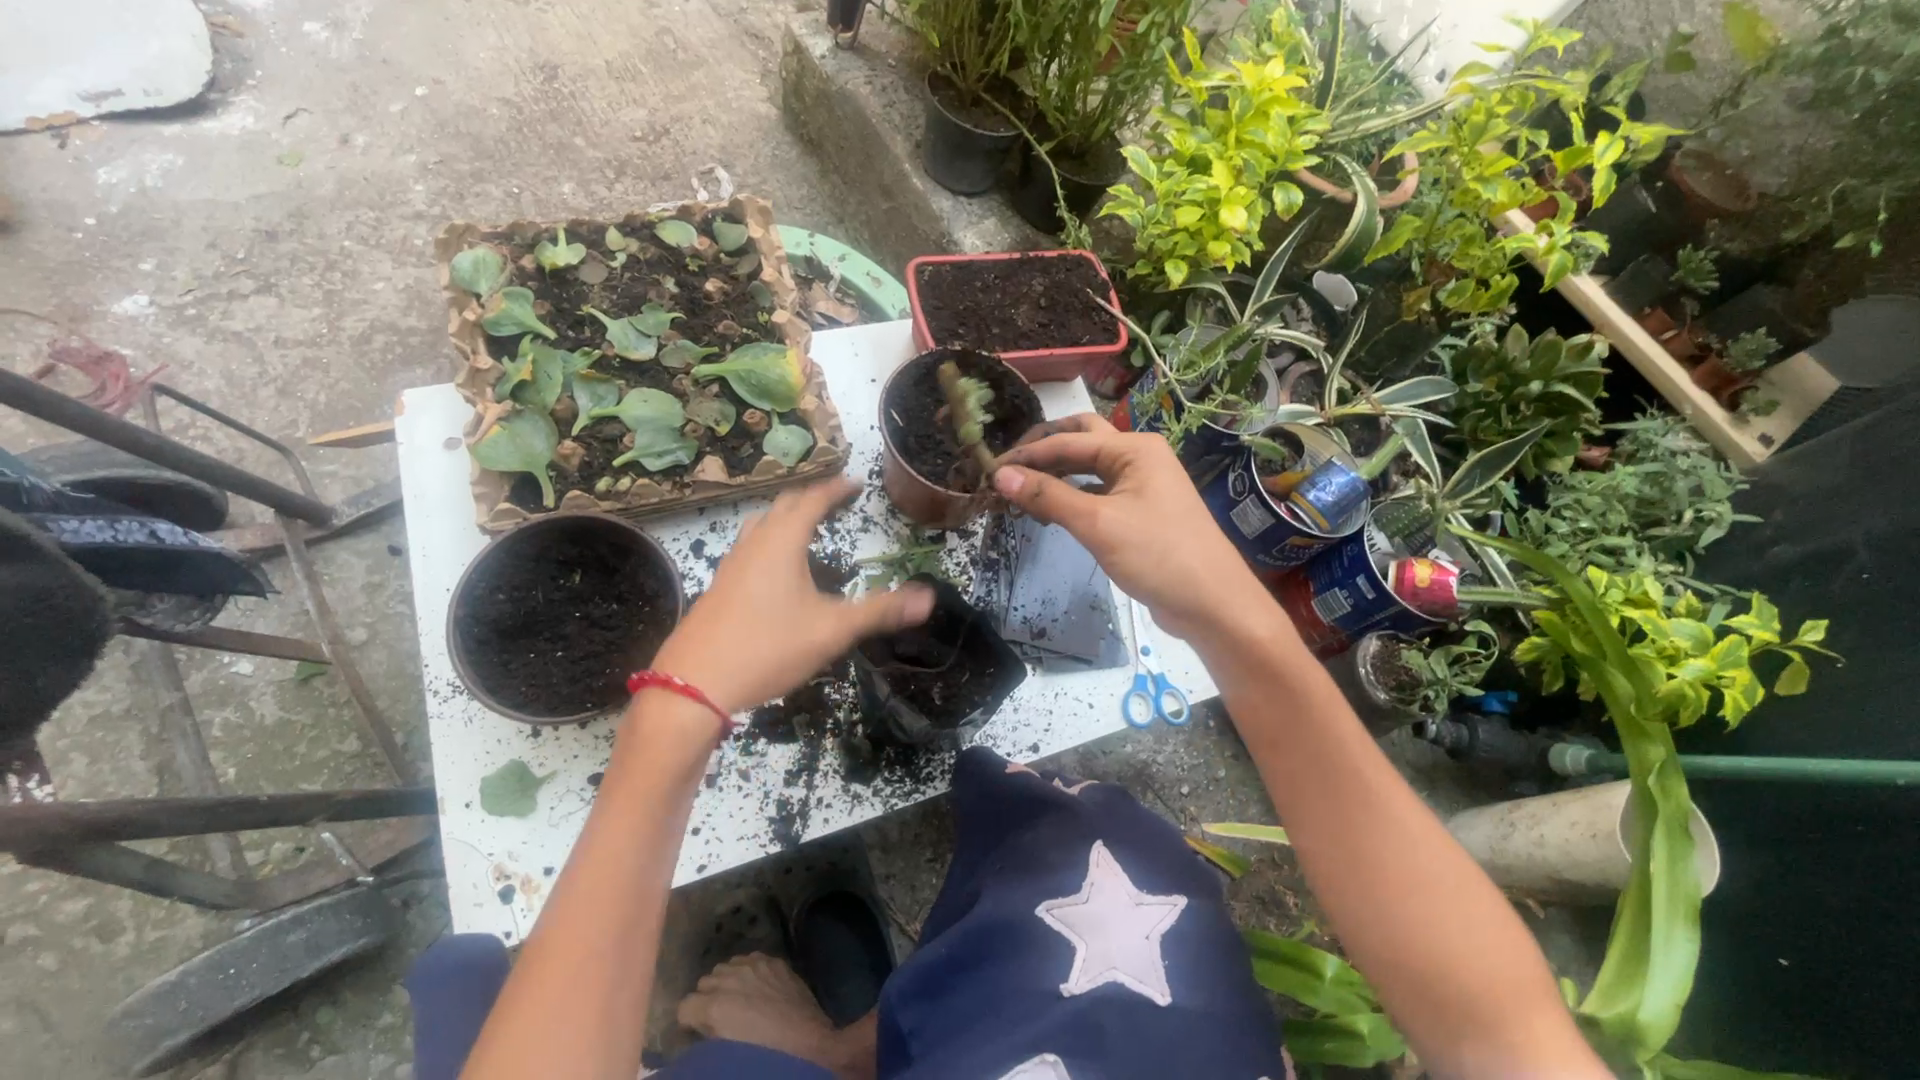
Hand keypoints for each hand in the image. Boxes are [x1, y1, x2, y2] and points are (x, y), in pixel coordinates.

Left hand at [650, 478, 933, 715]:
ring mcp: (731, 565)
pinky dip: (770, 543)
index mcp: (782, 542)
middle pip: (783, 506)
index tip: (855, 482)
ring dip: (785, 518)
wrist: (694, 684)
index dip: (836, 489)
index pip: (812, 500)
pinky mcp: (719, 588)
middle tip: (835, 500)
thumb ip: (880, 611)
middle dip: (811, 498)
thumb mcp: (832, 630)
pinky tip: (777, 573)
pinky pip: (749, 549)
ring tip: (806, 527)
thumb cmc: (768, 648)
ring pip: (760, 526)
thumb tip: (929, 598)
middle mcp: (754, 544)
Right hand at [992, 413, 1277, 644]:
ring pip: (1089, 468)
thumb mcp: (1097, 525)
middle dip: (1043, 449)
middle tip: (1007, 466)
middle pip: (1081, 440)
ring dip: (1056, 474)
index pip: (1067, 441)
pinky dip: (1071, 496)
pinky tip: (1049, 512)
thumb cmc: (1157, 556)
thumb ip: (1048, 497)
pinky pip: (1098, 492)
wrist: (1212, 602)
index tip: (987, 469)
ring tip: (1019, 489)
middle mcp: (1139, 457)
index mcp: (1133, 448)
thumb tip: (1001, 475)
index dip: (1026, 454)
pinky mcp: (1140, 512)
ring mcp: (1142, 484)